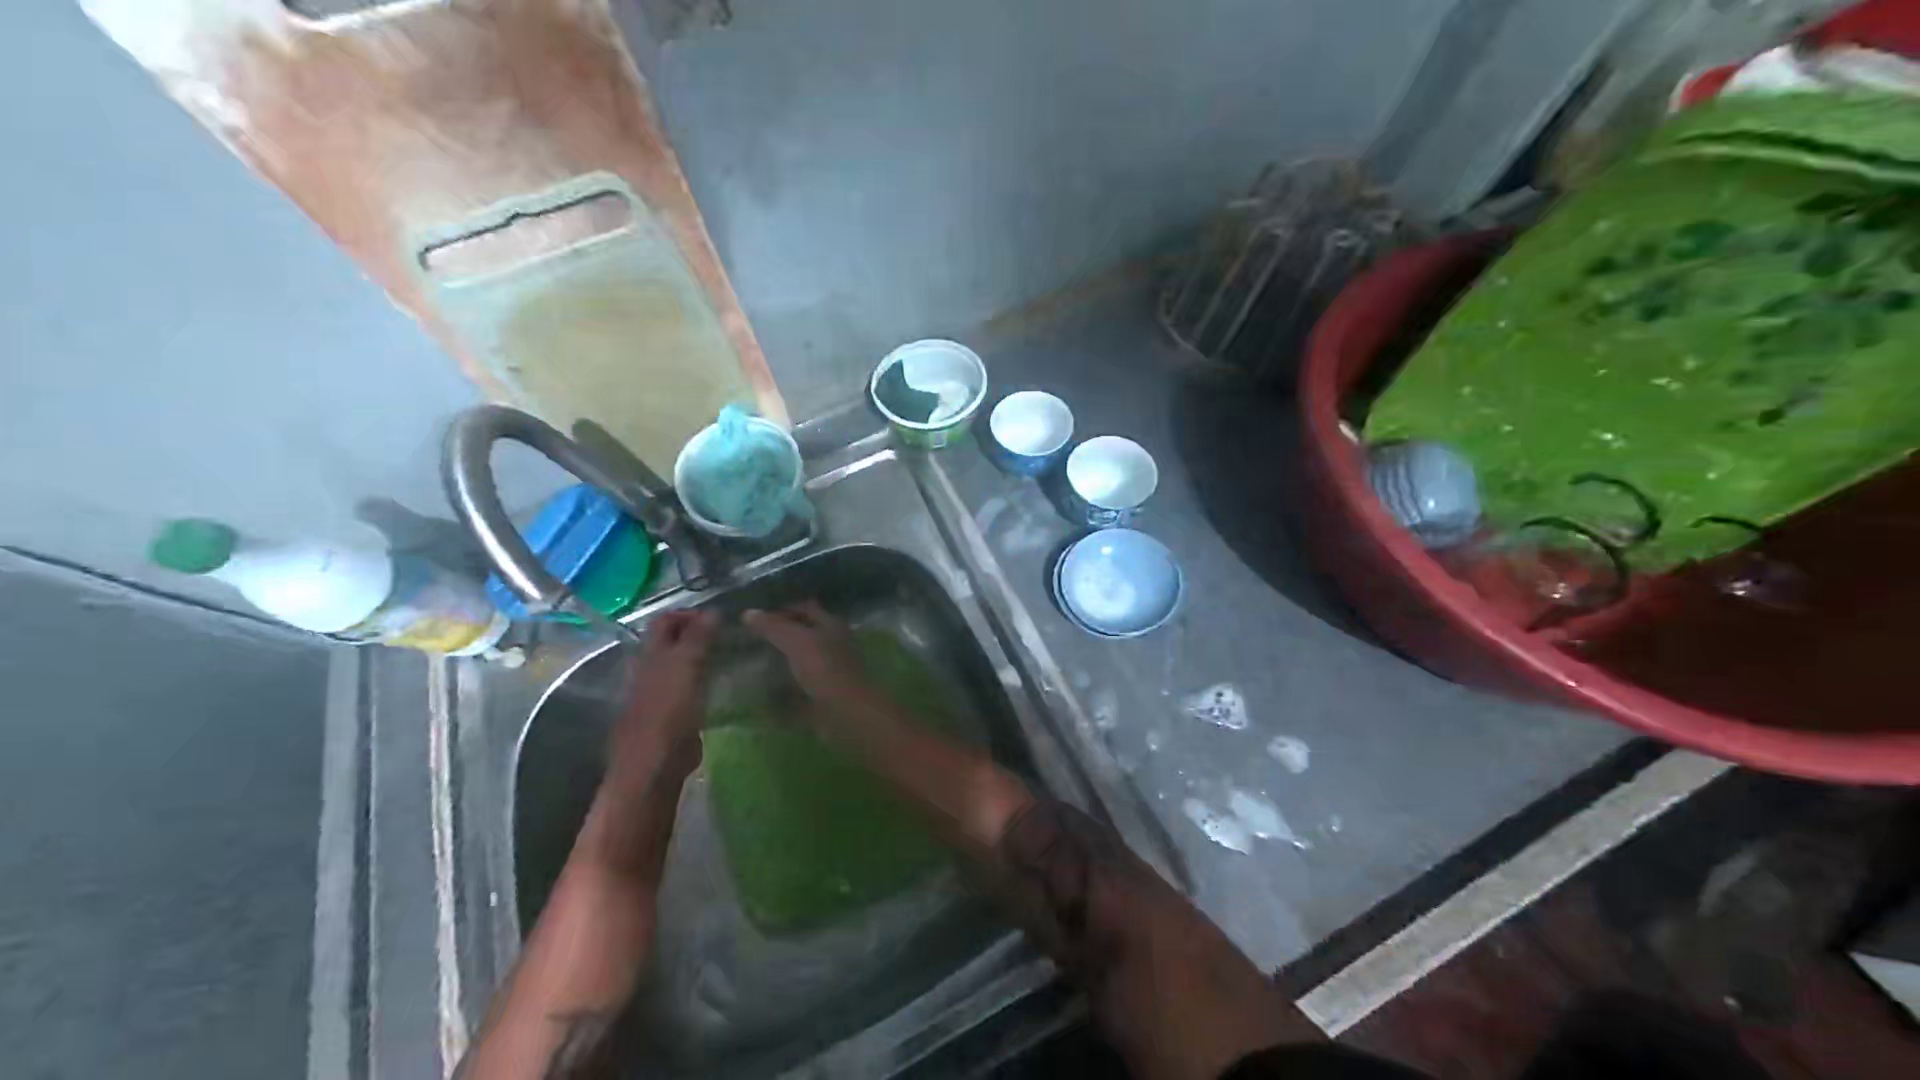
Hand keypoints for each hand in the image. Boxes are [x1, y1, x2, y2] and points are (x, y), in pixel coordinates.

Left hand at [611, 609, 717, 781]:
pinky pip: (687, 689)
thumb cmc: (670, 709)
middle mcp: (650, 670)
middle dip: (694, 635)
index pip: (664, 621)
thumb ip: (699, 637)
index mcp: (651, 654)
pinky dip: (701, 682)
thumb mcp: (687, 665)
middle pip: (670, 643)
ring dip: (699, 658)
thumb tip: (712, 611)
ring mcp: (659, 694)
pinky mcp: (671, 715)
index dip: (687, 614)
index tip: (717, 618)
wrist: (655, 761)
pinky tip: (719, 685)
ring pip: (678, 666)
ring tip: (727, 657)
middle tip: (726, 635)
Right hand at [742, 601, 867, 704]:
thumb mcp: (796, 641)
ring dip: (784, 661)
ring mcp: (831, 670)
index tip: (758, 619)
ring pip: (804, 659)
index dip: (783, 610)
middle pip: (806, 634)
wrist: (844, 711)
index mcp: (832, 625)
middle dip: (782, 636)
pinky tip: (768, 689)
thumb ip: (773, 626)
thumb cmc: (823, 668)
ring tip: (757, 663)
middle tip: (754, 639)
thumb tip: (748, 613)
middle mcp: (835, 644)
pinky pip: (803, 685)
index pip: (806, 608)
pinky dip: (787, 687)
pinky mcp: (826, 693)